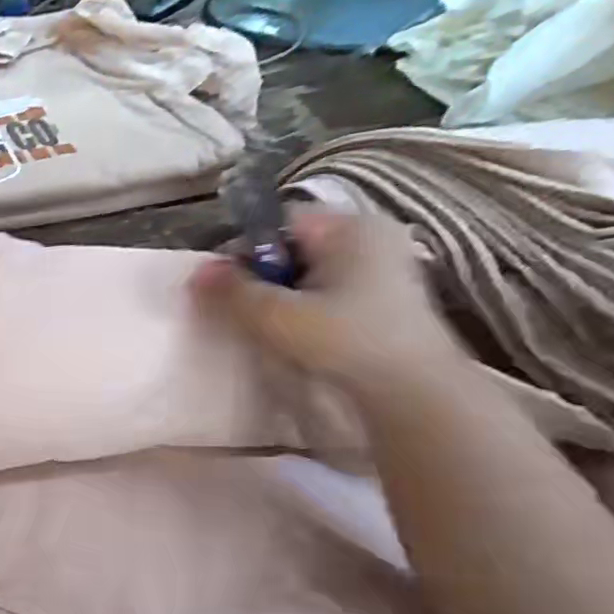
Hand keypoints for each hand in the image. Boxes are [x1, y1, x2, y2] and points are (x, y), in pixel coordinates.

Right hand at [191, 210, 466, 397]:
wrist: (416, 393)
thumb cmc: (345, 342)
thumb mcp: (275, 316)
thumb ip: (231, 290)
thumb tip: (197, 270)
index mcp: (349, 227)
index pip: (278, 221)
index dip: (245, 249)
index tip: (228, 285)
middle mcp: (372, 234)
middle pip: (294, 244)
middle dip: (264, 274)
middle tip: (246, 309)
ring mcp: (385, 264)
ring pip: (311, 268)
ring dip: (283, 292)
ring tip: (271, 324)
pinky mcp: (389, 293)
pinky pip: (331, 286)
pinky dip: (308, 303)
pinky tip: (300, 332)